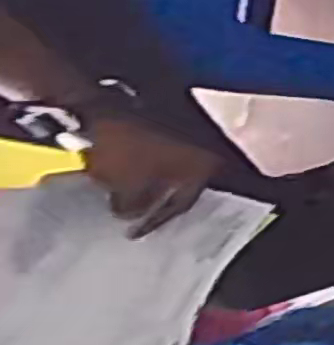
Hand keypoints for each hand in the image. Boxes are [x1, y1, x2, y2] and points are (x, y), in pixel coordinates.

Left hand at [82, 115, 220, 236]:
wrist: (115, 109)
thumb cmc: (130, 151)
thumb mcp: (126, 184)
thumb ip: (132, 205)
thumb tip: (131, 215)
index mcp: (205, 168)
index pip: (184, 204)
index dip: (157, 221)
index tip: (133, 234)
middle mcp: (208, 154)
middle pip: (182, 185)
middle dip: (157, 199)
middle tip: (135, 214)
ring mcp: (190, 139)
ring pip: (169, 170)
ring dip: (148, 184)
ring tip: (123, 194)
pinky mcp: (170, 130)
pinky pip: (158, 158)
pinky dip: (142, 169)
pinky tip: (122, 173)